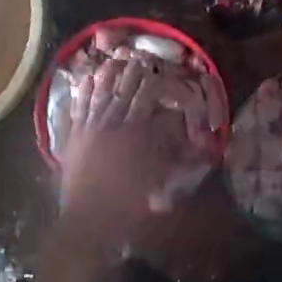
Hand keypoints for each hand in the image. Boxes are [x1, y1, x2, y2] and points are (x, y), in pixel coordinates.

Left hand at [57, 57, 172, 243]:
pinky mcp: (75, 139)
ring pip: (101, 95)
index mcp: (136, 136)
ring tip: (114, 60)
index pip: (145, 100)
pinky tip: (85, 80)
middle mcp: (113, 126)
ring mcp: (91, 130)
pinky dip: (83, 93)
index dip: (151, 82)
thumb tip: (207, 153)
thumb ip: (181, 167)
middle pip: (123, 92)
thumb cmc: (128, 209)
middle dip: (132, 73)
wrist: (88, 224)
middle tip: (139, 57)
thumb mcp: (162, 188)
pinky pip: (79, 109)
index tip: (157, 69)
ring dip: (108, 76)